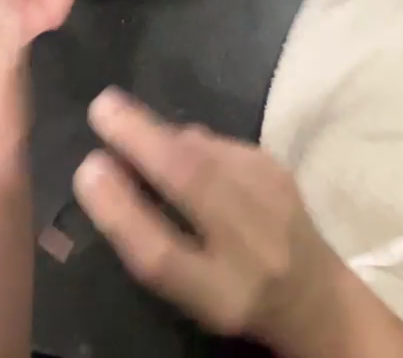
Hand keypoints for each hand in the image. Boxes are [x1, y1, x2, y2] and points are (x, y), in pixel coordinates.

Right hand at [72, 88, 342, 348]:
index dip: (121, 211)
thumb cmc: (230, 291)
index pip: (162, 255)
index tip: (87, 167)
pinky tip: (176, 145)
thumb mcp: (189, 287)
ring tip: (123, 117)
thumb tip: (105, 168)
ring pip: (209, 152)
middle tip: (101, 106)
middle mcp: (252, 249)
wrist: (315, 295)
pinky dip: (190, 139)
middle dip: (143, 140)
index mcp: (218, 294)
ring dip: (162, 131)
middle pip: (194, 183)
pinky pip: (222, 143)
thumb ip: (150, 238)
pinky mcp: (279, 169)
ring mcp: (274, 203)